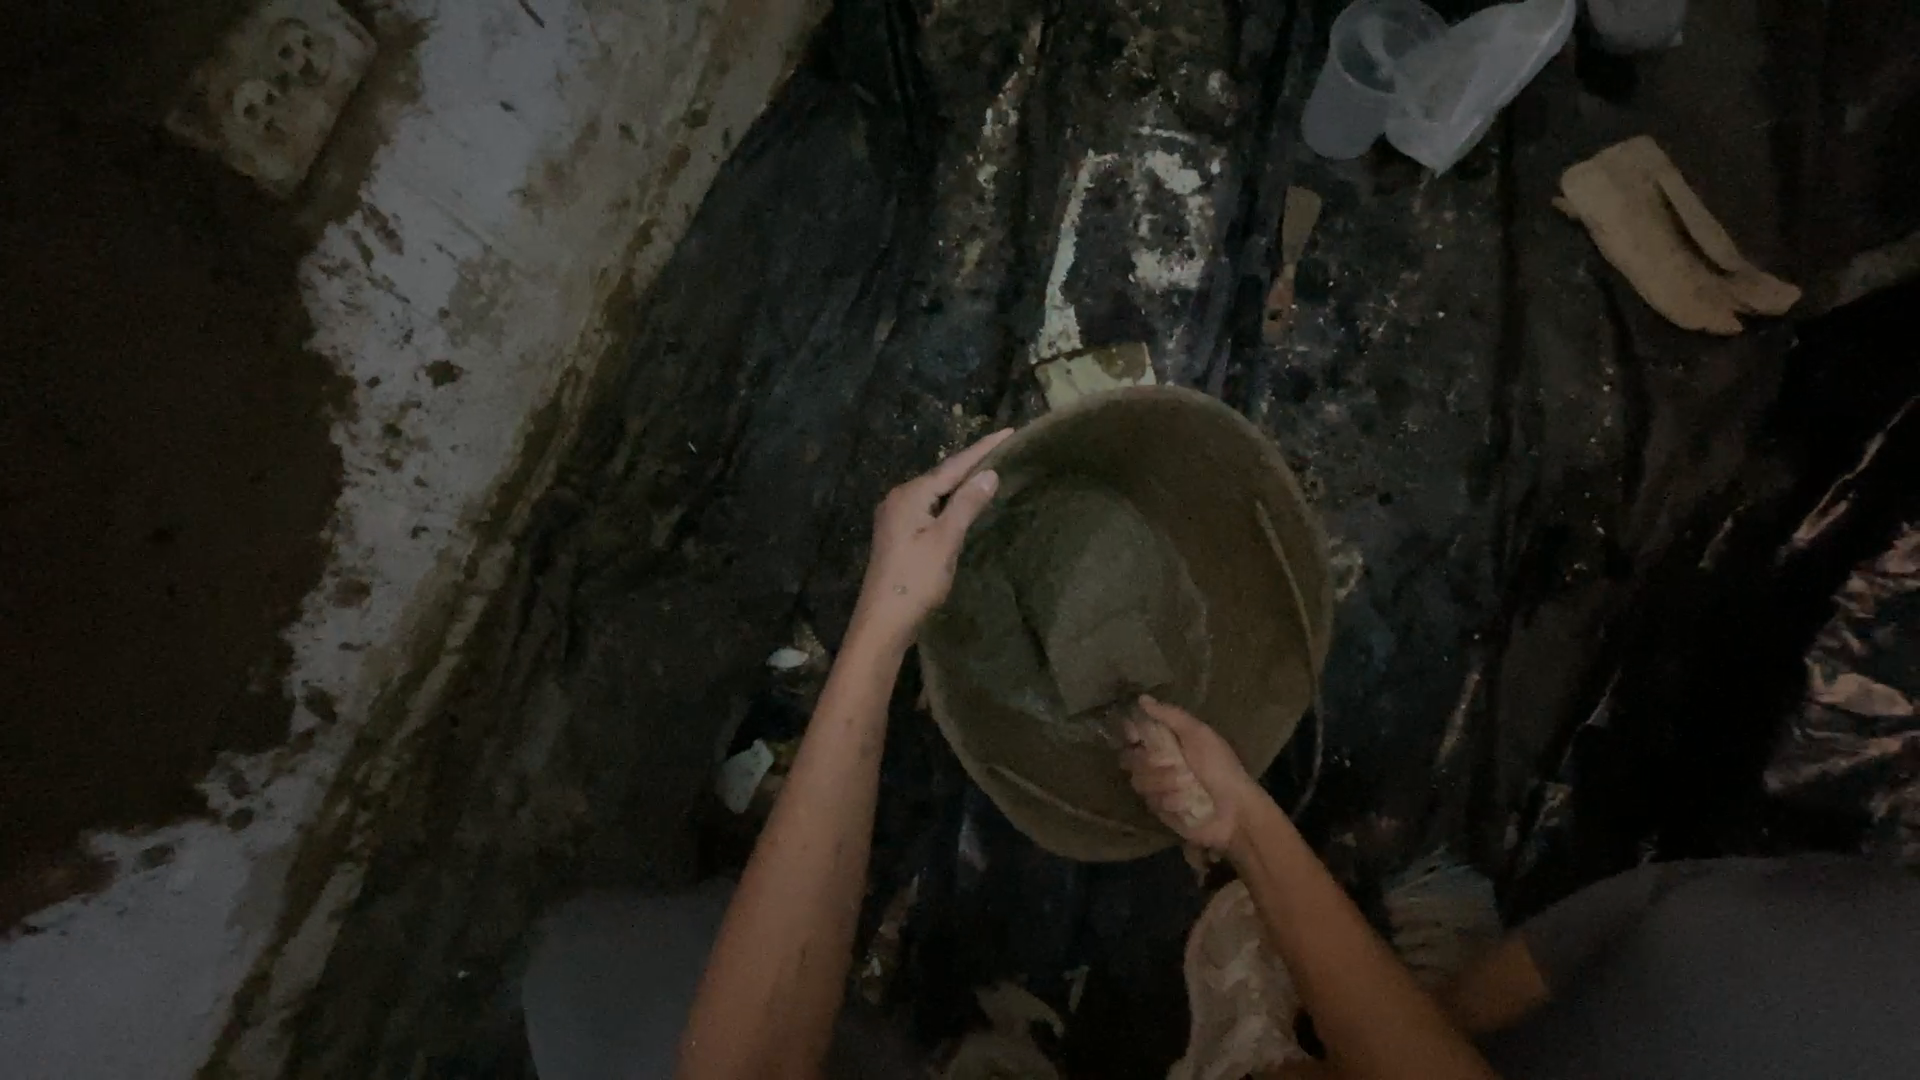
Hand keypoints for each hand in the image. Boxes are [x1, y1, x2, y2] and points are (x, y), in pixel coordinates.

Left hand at [850, 428, 1014, 646]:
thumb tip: (989, 474)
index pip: (953, 465)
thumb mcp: (946, 541)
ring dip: (961, 482)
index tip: (1009, 431)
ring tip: (990, 469)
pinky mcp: (898, 534)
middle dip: (972, 462)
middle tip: (1004, 448)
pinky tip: (963, 503)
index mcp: (910, 495)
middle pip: (943, 475)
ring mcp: (895, 516)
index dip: (983, 449)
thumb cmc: (915, 581)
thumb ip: (967, 505)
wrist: (883, 621)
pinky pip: (929, 507)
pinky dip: (950, 502)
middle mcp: (899, 498)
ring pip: (936, 492)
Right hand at [1120, 695, 1270, 852]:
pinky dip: (1171, 801)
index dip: (1130, 733)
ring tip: (1187, 785)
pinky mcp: (1160, 811)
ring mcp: (1158, 788)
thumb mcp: (1199, 734)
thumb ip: (1170, 715)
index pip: (1134, 733)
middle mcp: (1158, 763)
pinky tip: (1187, 803)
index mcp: (1167, 742)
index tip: (1135, 737)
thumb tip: (1142, 698)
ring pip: (1139, 781)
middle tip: (1172, 764)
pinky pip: (1151, 802)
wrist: (1235, 810)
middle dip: (1150, 762)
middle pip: (1130, 758)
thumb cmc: (1220, 768)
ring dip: (1164, 782)